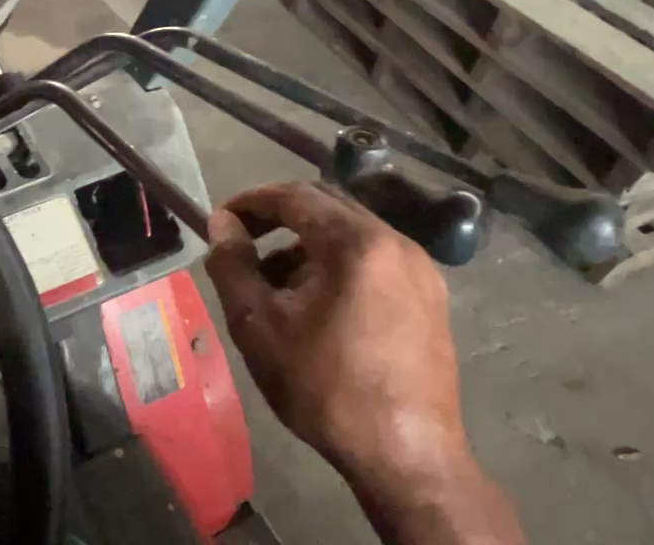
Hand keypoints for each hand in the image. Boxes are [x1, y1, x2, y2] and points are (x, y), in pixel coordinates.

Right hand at [204, 181, 468, 493]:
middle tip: (243, 243)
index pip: (294, 196)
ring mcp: (421, 272)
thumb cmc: (324, 387)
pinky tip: (315, 304)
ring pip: (351, 234)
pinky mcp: (431, 300)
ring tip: (273, 283)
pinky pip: (375, 260)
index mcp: (356, 243)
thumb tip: (222, 224)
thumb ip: (232, 264)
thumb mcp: (258, 324)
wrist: (408, 458)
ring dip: (307, 245)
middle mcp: (396, 244)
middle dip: (279, 219)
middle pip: (327, 207)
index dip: (251, 201)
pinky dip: (337, 264)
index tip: (222, 222)